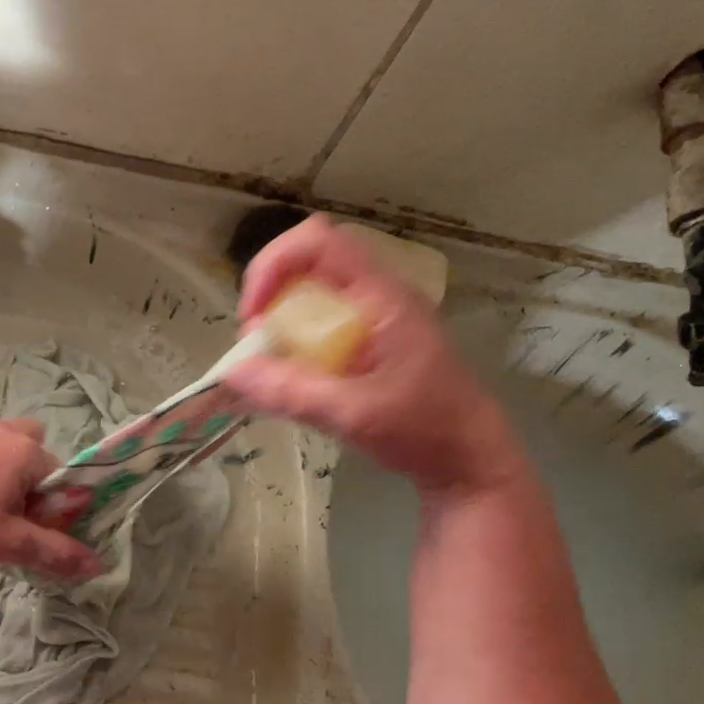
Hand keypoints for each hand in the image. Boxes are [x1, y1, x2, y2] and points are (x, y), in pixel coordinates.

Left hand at [0, 407, 101, 577]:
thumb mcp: (10, 546)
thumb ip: (57, 553)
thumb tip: (100, 565)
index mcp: (25, 451)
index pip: (60, 476)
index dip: (53, 505)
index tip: (32, 530)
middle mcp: (1, 429)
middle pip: (37, 446)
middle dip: (33, 475)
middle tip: (10, 513)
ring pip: (5, 433)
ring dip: (7, 457)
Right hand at [222, 216, 521, 495]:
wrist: (471, 461)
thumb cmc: (426, 431)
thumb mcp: (354, 414)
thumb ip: (292, 392)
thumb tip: (232, 373)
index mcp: (383, 297)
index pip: (319, 242)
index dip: (274, 265)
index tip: (255, 317)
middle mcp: (379, 297)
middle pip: (310, 266)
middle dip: (272, 300)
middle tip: (260, 349)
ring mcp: (377, 320)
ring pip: (314, 298)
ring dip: (283, 327)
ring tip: (273, 371)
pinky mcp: (373, 345)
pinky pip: (324, 328)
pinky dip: (298, 348)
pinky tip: (295, 384)